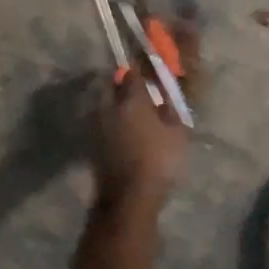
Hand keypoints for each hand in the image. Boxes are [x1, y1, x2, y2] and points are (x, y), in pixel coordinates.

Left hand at [93, 76, 187, 204]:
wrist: (128, 197)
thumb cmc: (158, 159)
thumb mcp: (177, 133)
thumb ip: (170, 111)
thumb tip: (164, 98)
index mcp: (131, 100)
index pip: (132, 74)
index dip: (140, 71)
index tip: (148, 71)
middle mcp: (108, 107)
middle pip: (110, 86)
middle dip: (121, 84)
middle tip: (137, 90)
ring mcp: (96, 126)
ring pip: (103, 104)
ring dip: (114, 104)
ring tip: (130, 111)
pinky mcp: (91, 144)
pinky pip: (102, 123)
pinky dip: (111, 122)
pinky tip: (123, 130)